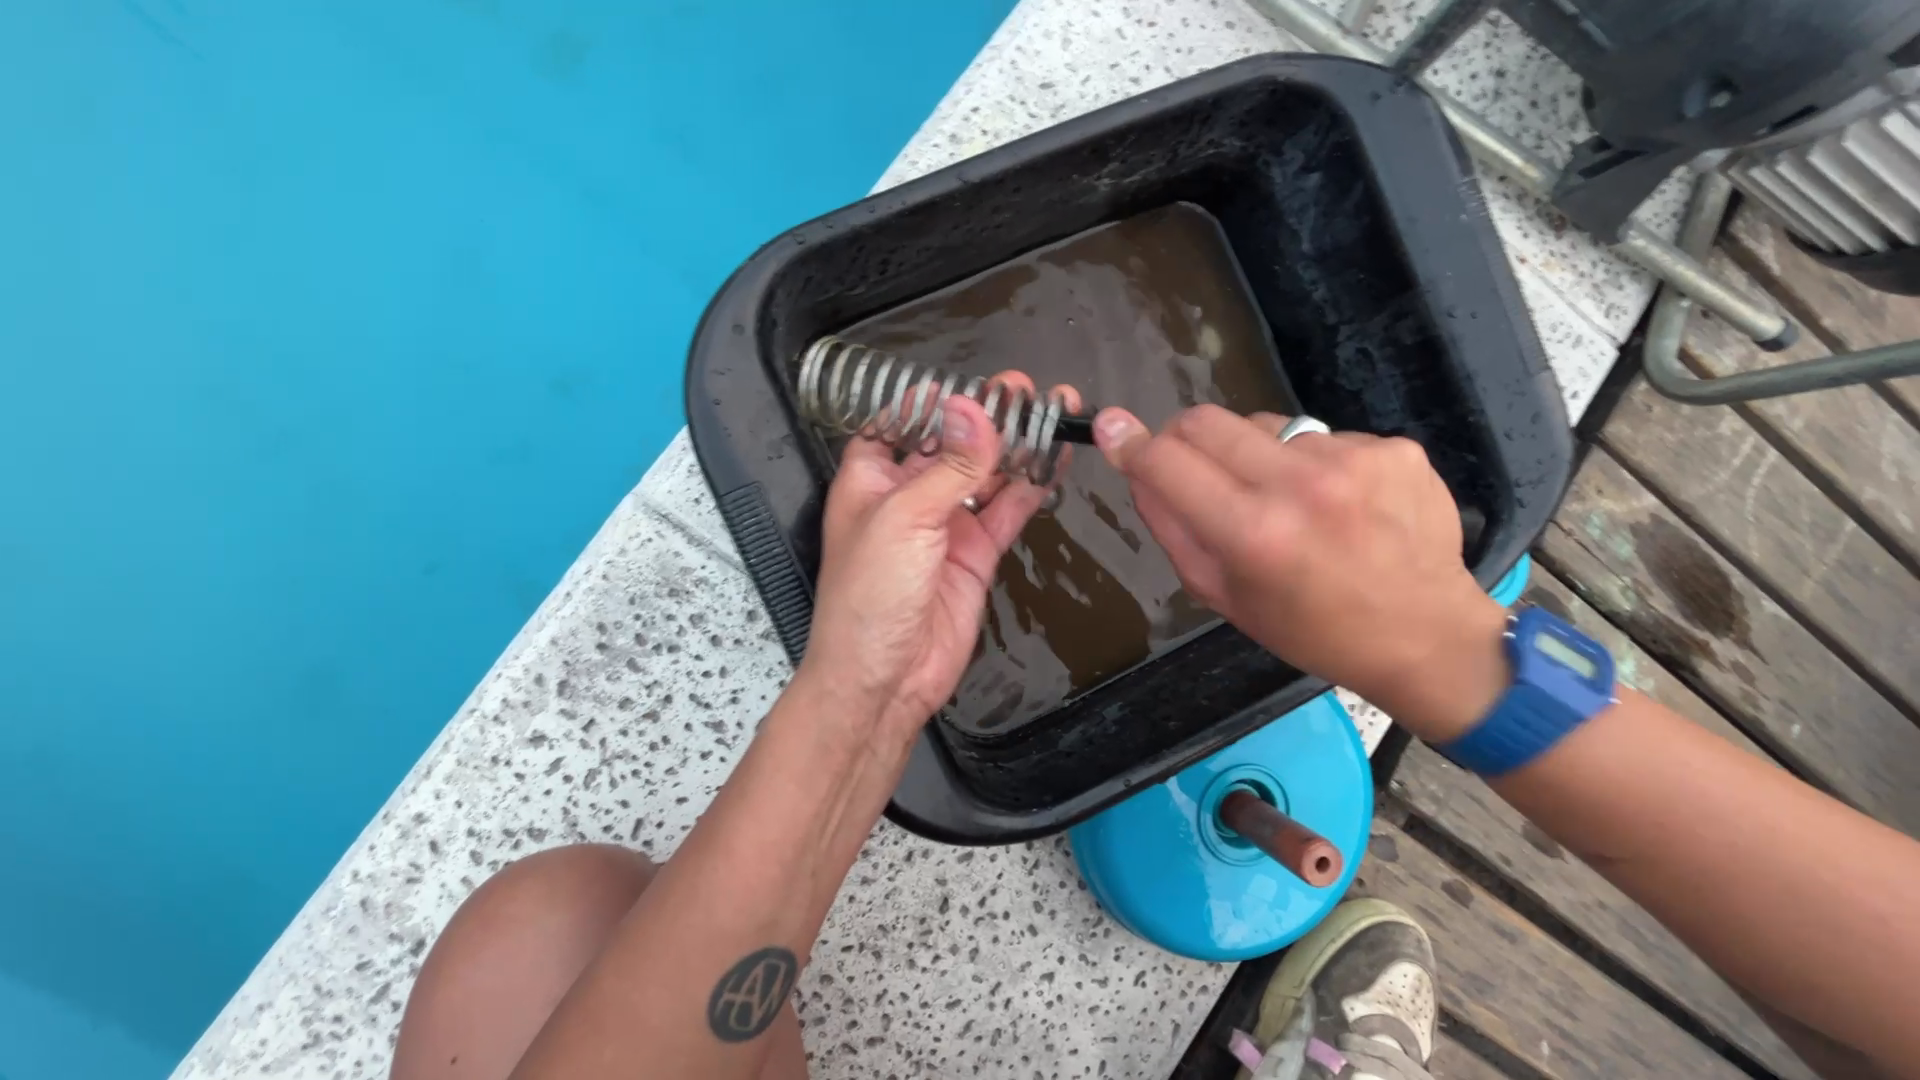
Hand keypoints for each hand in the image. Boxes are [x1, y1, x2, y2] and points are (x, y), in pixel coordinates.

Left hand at [793, 376, 1077, 745]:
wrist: (885, 679)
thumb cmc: (867, 600)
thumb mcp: (905, 519)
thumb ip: (948, 466)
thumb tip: (975, 410)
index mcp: (871, 479)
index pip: (901, 424)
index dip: (935, 401)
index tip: (972, 382)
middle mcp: (908, 497)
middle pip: (953, 443)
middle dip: (988, 417)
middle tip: (1026, 391)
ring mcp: (945, 525)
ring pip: (986, 474)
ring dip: (1016, 446)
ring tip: (1052, 414)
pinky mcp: (976, 553)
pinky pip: (1007, 510)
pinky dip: (1031, 487)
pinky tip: (1054, 462)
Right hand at [1091, 405, 1508, 741]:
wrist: (1425, 636)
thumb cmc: (1311, 630)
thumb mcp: (1224, 597)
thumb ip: (1173, 530)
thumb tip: (1138, 471)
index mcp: (1253, 533)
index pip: (1167, 461)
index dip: (1130, 444)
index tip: (1111, 428)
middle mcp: (1301, 484)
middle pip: (1207, 421)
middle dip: (1185, 439)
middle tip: (1196, 469)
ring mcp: (1354, 458)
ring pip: (1264, 425)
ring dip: (1256, 455)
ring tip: (1288, 501)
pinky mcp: (1393, 447)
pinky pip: (1321, 436)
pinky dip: (1313, 463)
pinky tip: (1339, 502)